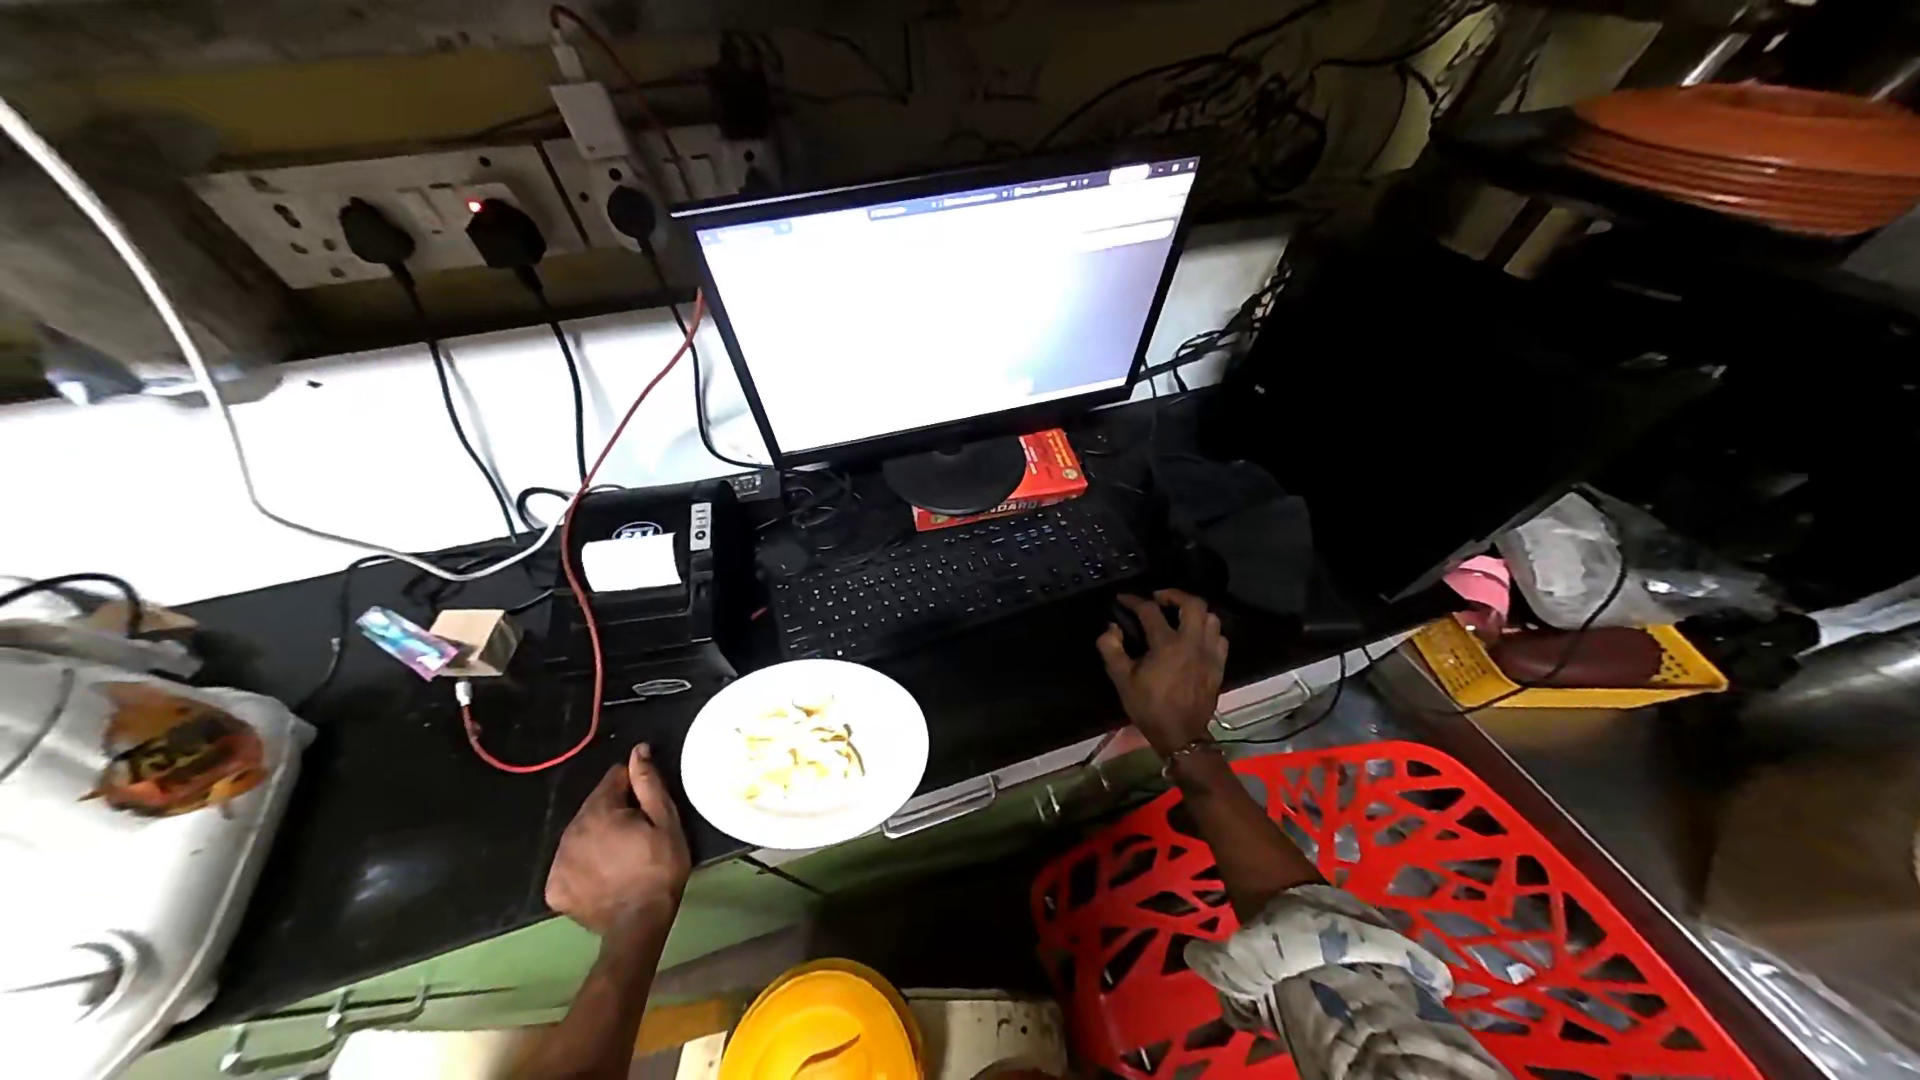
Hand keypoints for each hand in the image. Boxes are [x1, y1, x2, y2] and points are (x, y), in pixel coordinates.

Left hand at [545, 743, 691, 938]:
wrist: (639, 924)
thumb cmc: (660, 867)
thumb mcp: (666, 819)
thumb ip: (648, 783)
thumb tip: (638, 751)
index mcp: (599, 812)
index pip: (613, 778)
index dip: (634, 786)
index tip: (648, 806)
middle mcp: (570, 832)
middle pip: (595, 806)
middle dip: (615, 810)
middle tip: (639, 832)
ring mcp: (557, 862)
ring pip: (580, 832)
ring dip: (599, 835)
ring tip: (623, 853)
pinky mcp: (553, 887)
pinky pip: (570, 861)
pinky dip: (584, 862)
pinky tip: (604, 873)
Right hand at [1096, 591, 1228, 755]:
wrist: (1180, 735)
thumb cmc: (1148, 707)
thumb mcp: (1121, 680)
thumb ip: (1111, 649)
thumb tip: (1111, 627)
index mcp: (1166, 644)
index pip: (1150, 610)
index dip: (1134, 600)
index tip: (1123, 599)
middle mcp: (1192, 643)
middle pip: (1193, 604)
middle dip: (1174, 594)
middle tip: (1159, 599)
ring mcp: (1210, 654)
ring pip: (1211, 618)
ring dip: (1194, 612)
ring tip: (1178, 616)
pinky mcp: (1219, 665)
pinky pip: (1220, 638)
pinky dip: (1208, 630)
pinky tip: (1195, 637)